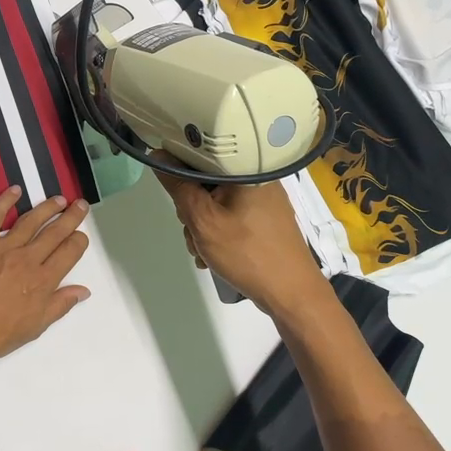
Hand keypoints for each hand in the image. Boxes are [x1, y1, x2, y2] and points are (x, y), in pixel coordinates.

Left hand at [0, 187, 91, 387]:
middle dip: (70, 217)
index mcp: (42, 282)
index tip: (82, 234)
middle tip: (80, 205)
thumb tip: (83, 291)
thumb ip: (59, 305)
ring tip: (58, 199)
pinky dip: (6, 201)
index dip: (78, 241)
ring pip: (30, 221)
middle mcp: (27, 260)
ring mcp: (3, 247)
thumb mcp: (35, 327)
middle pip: (54, 233)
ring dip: (46, 207)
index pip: (68, 254)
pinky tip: (15, 190)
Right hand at [155, 171, 327, 316]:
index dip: (180, 172)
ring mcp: (265, 201)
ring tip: (203, 249)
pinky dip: (219, 230)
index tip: (175, 197)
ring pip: (217, 201)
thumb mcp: (202, 219)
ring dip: (202, 224)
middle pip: (207, 181)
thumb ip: (178, 186)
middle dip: (192, 207)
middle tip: (193, 231)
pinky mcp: (268, 219)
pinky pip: (232, 214)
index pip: (202, 155)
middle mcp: (258, 179)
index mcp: (246, 171)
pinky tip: (215, 253)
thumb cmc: (247, 254)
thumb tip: (157, 154)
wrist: (292, 295)